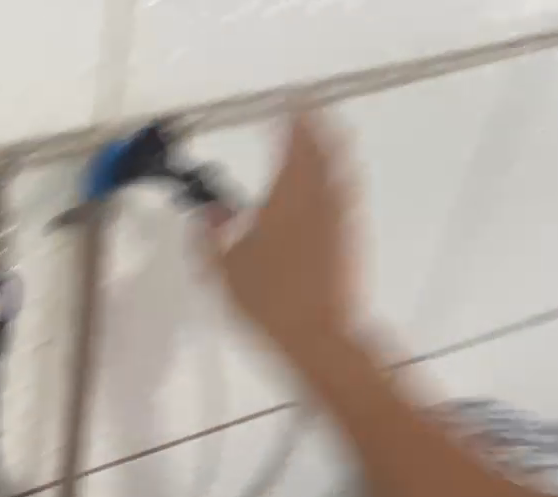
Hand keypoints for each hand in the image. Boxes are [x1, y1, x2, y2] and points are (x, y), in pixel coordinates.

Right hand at [200, 112, 366, 365]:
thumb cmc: (265, 302)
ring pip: (338, 166)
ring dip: (326, 146)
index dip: (289, 118)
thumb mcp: (223, 272)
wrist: (318, 333)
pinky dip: (332, 174)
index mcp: (286, 199)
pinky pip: (343, 189)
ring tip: (313, 140)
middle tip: (301, 112)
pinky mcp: (350, 233)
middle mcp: (319, 197)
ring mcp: (340, 214)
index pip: (292, 143)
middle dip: (312, 125)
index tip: (282, 102)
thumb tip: (206, 214)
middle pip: (323, 147)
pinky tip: (322, 184)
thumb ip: (211, 237)